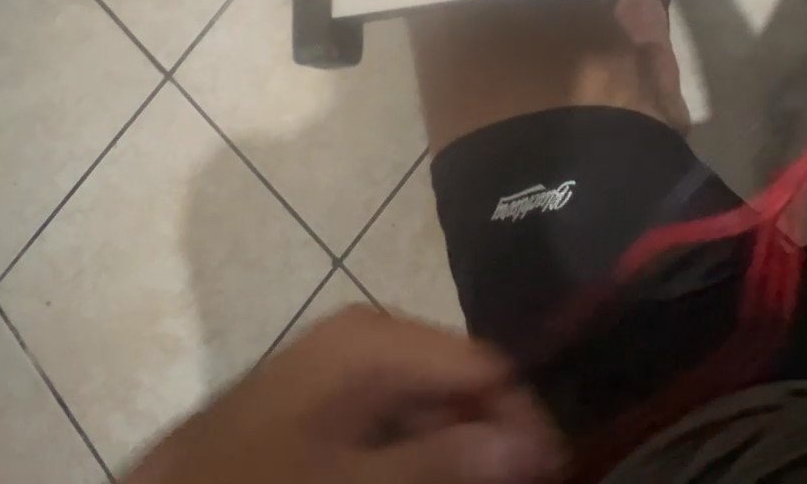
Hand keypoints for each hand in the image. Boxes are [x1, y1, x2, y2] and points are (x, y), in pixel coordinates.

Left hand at [125, 307, 562, 483]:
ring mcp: (345, 365)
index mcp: (375, 340)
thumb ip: (443, 463)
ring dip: (454, 453)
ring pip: (430, 407)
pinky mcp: (328, 397)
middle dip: (487, 442)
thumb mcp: (350, 481)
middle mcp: (367, 338)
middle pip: (459, 384)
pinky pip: (393, 420)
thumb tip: (534, 443)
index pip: (485, 365)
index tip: (551, 474)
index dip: (522, 420)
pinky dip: (414, 455)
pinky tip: (417, 477)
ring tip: (474, 481)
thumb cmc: (255, 483)